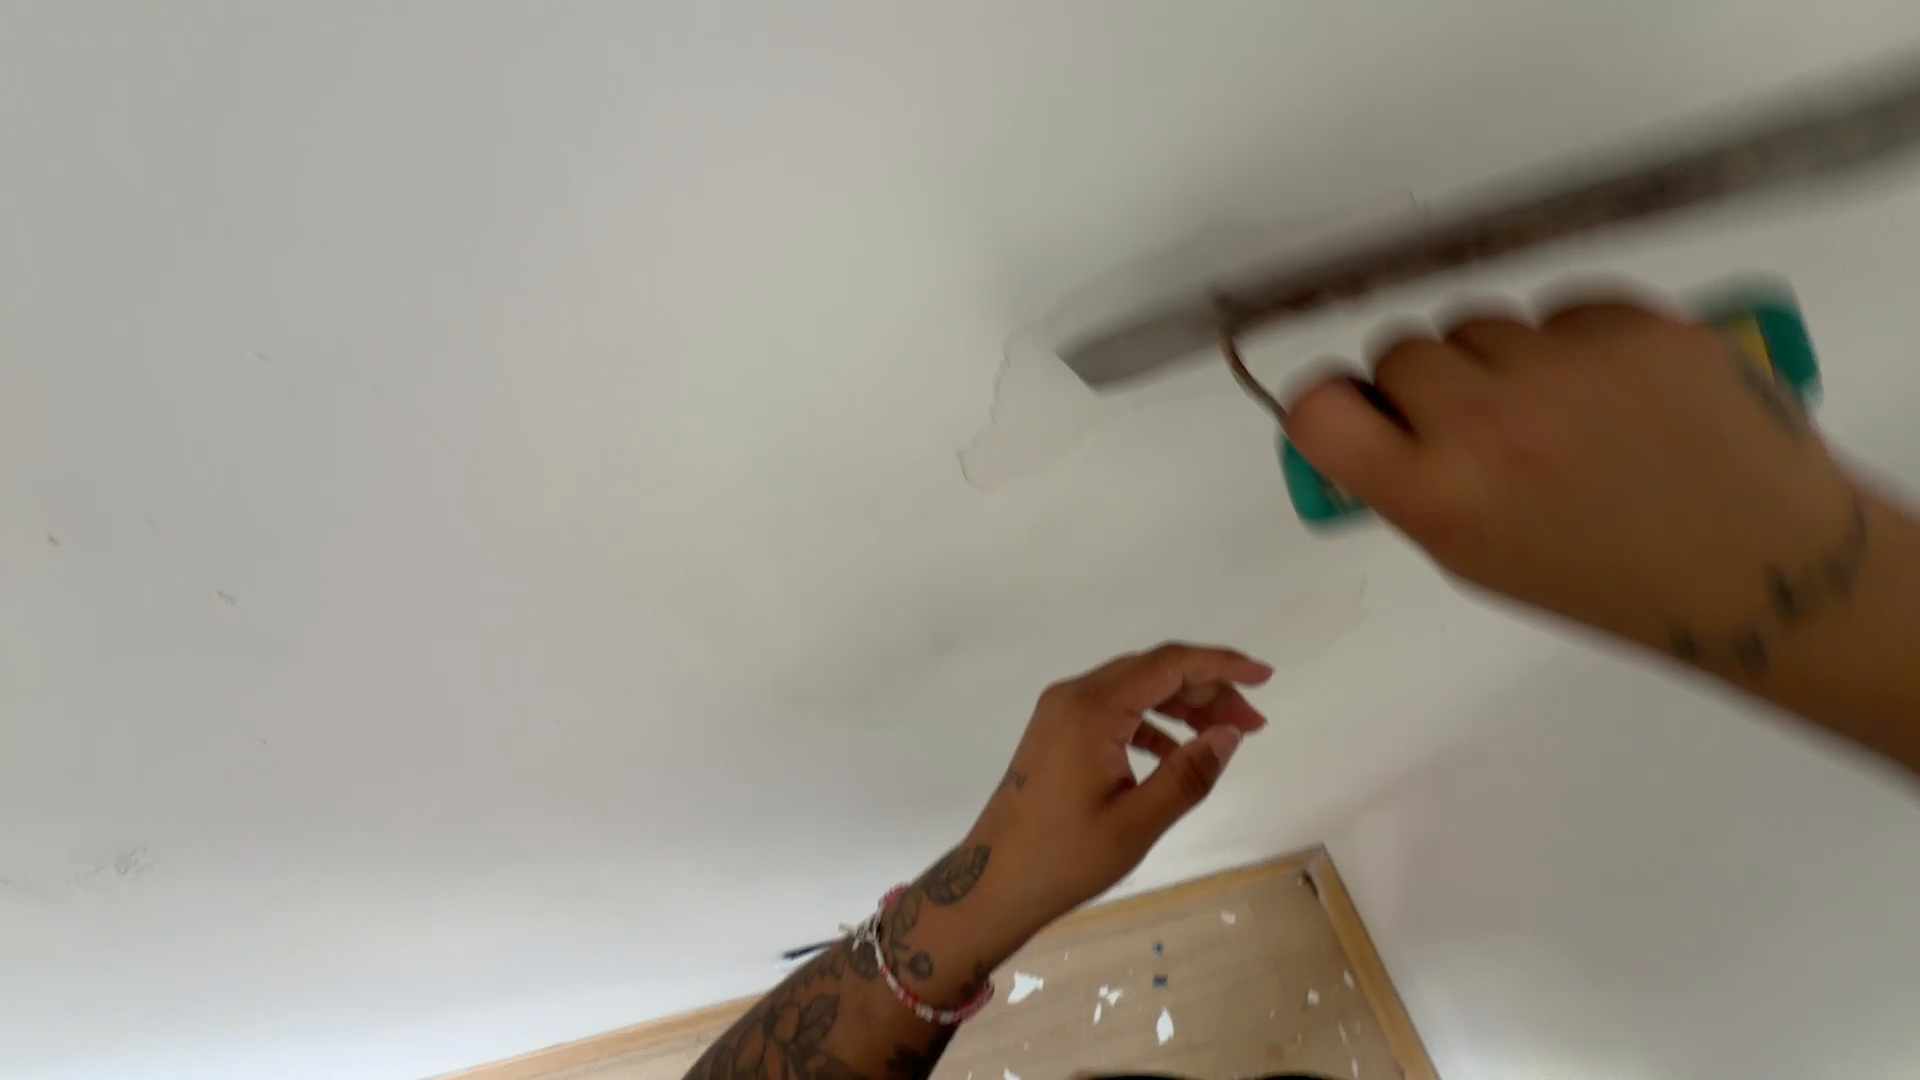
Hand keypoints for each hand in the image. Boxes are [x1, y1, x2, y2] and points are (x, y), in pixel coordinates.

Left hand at [959, 643, 1271, 944]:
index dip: (1220, 664)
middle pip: (1151, 672)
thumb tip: (1231, 732)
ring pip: (1133, 689)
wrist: (995, 879)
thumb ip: (1189, 773)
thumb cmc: (1065, 856)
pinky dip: (1150, 723)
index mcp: (1091, 708)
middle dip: (1206, 688)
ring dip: (1181, 706)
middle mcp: (1073, 695)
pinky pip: (1113, 710)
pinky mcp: (1056, 729)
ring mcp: (1060, 711)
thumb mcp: (1138, 822)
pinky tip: (1176, 753)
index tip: (1264, 676)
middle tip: (1253, 722)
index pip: (1167, 665)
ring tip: (1226, 735)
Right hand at [1285, 297, 1863, 671]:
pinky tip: (1602, 388)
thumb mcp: (1458, 551)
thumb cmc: (1584, 574)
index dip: (1322, 402)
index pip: (1316, 408)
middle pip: (1397, 349)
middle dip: (1417, 380)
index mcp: (1431, 493)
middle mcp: (1484, 422)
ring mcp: (1564, 369)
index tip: (1351, 411)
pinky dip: (1564, 342)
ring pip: (1474, 321)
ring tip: (1545, 405)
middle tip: (1465, 418)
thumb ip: (1397, 481)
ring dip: (1488, 357)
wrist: (1754, 571)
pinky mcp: (1639, 328)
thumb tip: (1367, 417)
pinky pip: (1557, 308)